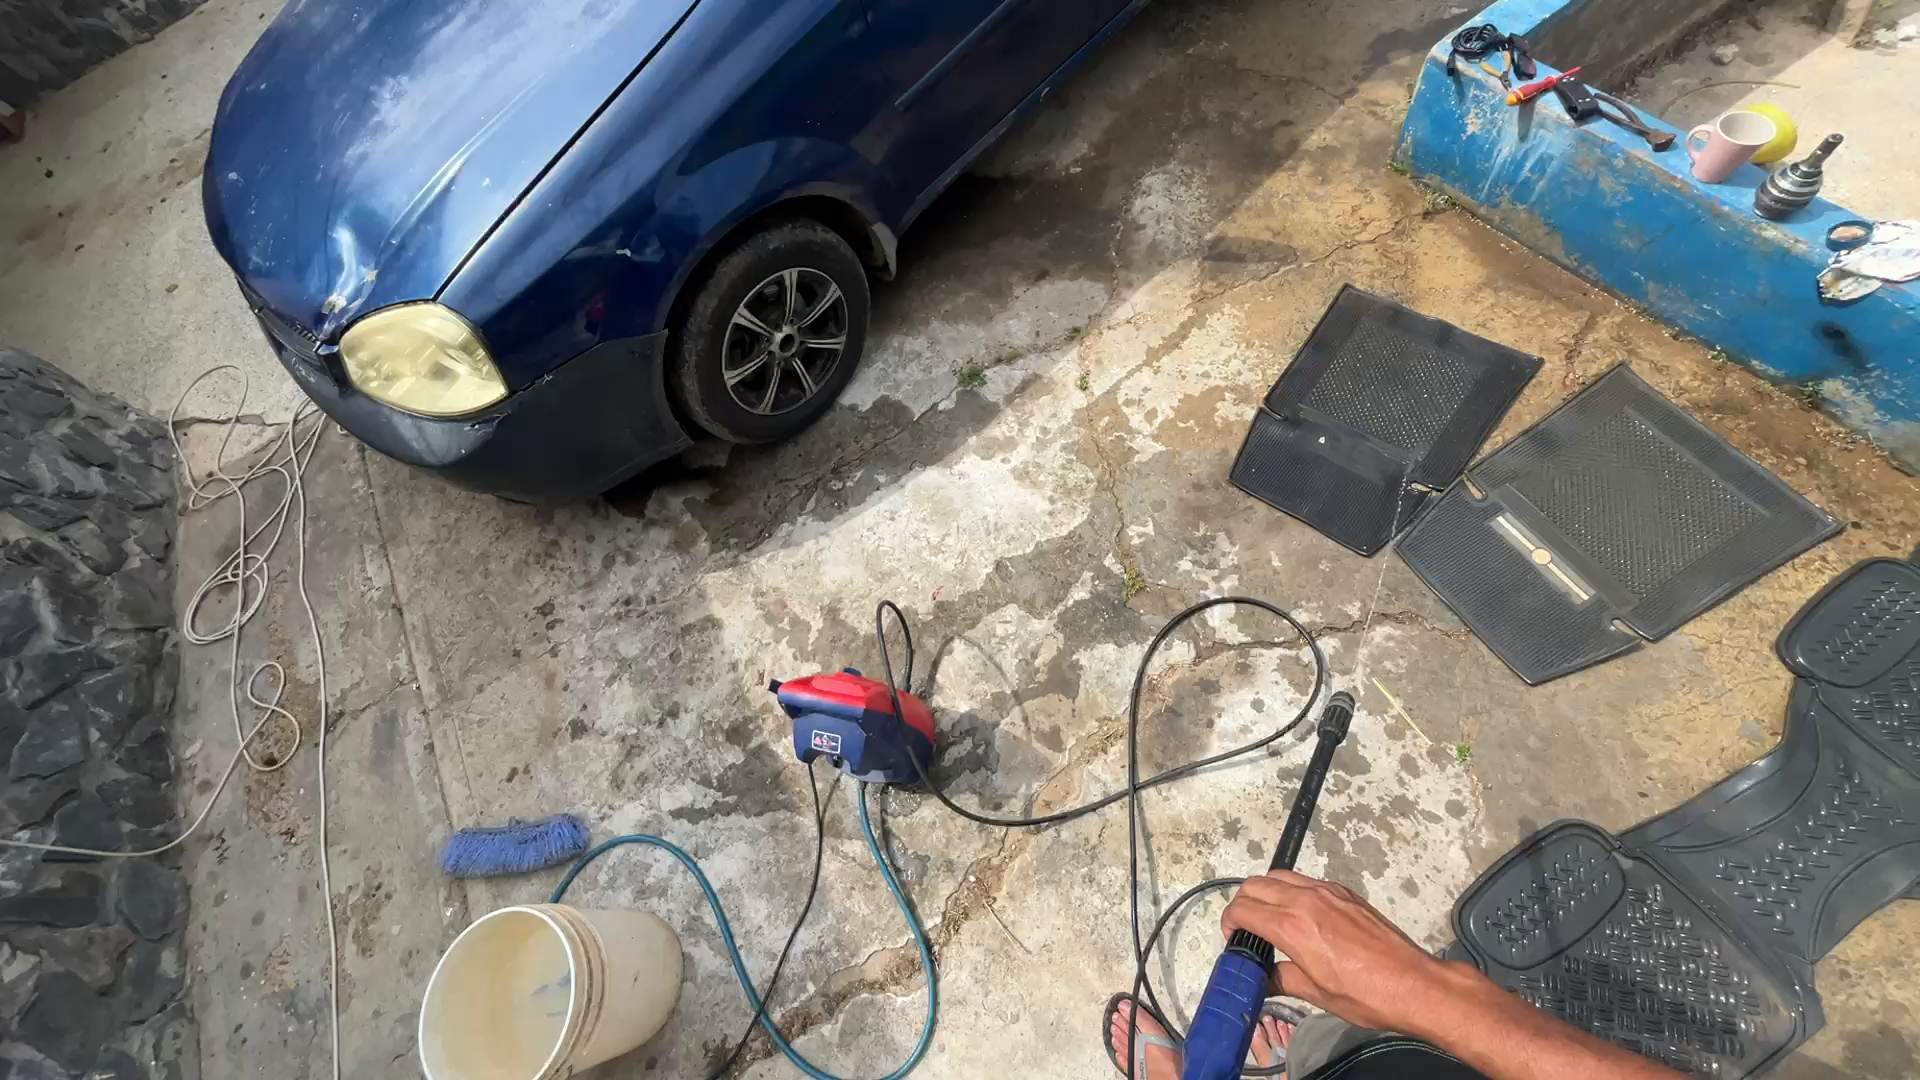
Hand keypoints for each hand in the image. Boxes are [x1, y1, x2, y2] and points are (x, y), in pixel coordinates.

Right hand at [1220, 870, 1452, 1032]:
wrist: (1415, 985)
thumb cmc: (1366, 996)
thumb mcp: (1318, 995)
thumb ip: (1282, 980)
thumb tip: (1262, 980)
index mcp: (1291, 927)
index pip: (1242, 909)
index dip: (1229, 922)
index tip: (1233, 937)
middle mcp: (1303, 900)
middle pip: (1253, 886)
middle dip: (1241, 904)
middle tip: (1246, 928)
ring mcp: (1324, 891)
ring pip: (1276, 876)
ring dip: (1264, 892)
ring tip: (1269, 916)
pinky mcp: (1342, 891)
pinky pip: (1303, 880)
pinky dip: (1289, 890)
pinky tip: (1300, 913)